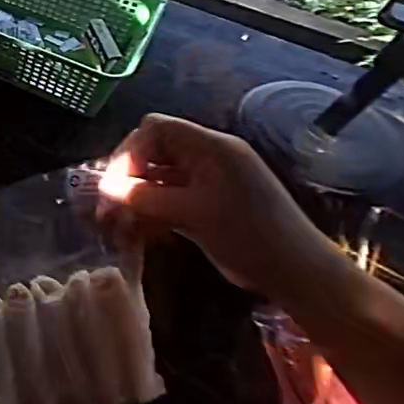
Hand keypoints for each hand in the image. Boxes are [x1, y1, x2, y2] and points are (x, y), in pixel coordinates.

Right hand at [97, 113, 334, 293]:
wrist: (299, 274)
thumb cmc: (250, 236)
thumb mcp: (193, 215)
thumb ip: (146, 198)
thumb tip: (104, 188)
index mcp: (211, 146)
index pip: (156, 129)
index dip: (129, 151)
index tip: (113, 183)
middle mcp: (208, 156)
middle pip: (154, 151)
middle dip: (127, 175)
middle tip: (108, 205)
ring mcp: (208, 180)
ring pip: (159, 177)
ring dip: (136, 196)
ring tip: (116, 222)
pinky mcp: (208, 203)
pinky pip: (171, 197)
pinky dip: (152, 210)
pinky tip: (138, 230)